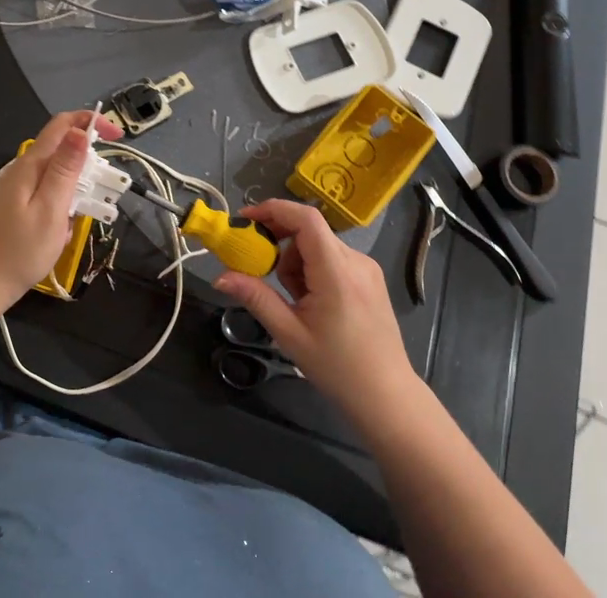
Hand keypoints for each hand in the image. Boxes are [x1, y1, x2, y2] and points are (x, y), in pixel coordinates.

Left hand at [0, 110, 122, 314]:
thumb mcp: (50, 208)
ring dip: (78, 182)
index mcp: (30, 165)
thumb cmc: (21, 250)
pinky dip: (65, 199)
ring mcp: (19, 188)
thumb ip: (65, 169)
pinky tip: (68, 224)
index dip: (91, 122)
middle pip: (60, 146)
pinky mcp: (19, 205)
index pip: (62, 125)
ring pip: (56, 170)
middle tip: (107, 183)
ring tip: (88, 208)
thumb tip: (80, 131)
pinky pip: (49, 190)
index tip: (118, 136)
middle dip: (88, 156)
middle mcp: (23, 170)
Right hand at [213, 199, 416, 417]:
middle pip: (308, 231)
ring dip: (297, 262)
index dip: (274, 210)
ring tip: (295, 302)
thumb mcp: (289, 334)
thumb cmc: (337, 367)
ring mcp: (367, 268)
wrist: (386, 395)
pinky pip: (333, 257)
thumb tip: (220, 276)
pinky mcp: (371, 278)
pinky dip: (314, 269)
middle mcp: (356, 261)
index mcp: (337, 272)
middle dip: (280, 246)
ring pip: (319, 245)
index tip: (245, 220)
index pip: (306, 219)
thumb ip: (256, 298)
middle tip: (263, 273)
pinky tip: (312, 301)